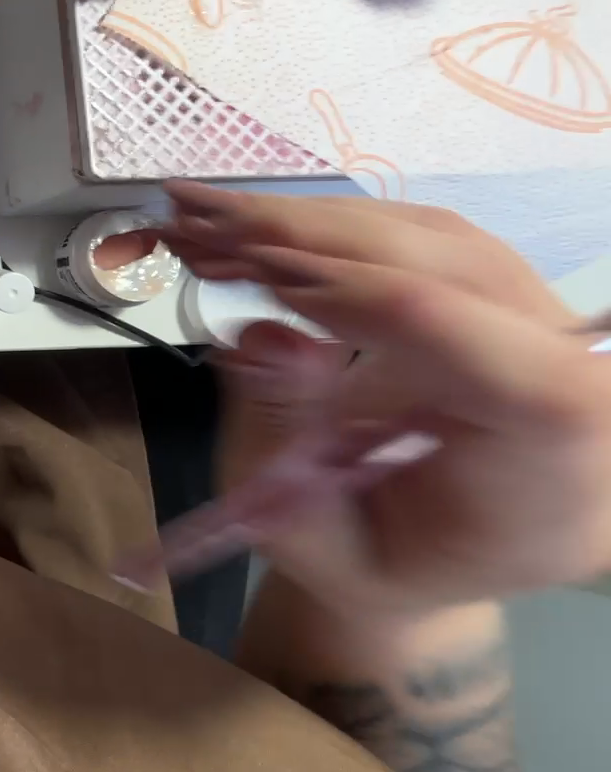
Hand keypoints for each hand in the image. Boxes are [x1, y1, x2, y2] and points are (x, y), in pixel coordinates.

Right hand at [161, 183, 610, 616]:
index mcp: (547, 492)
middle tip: (200, 221)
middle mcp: (586, 406)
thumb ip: (279, 429)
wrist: (401, 546)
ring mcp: (552, 345)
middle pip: (475, 281)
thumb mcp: (291, 522)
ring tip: (204, 218)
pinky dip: (326, 224)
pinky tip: (251, 228)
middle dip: (322, 241)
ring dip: (310, 221)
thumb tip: (262, 331)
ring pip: (444, 242)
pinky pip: (424, 240)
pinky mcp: (502, 309)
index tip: (262, 283)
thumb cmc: (347, 553)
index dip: (396, 312)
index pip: (524, 380)